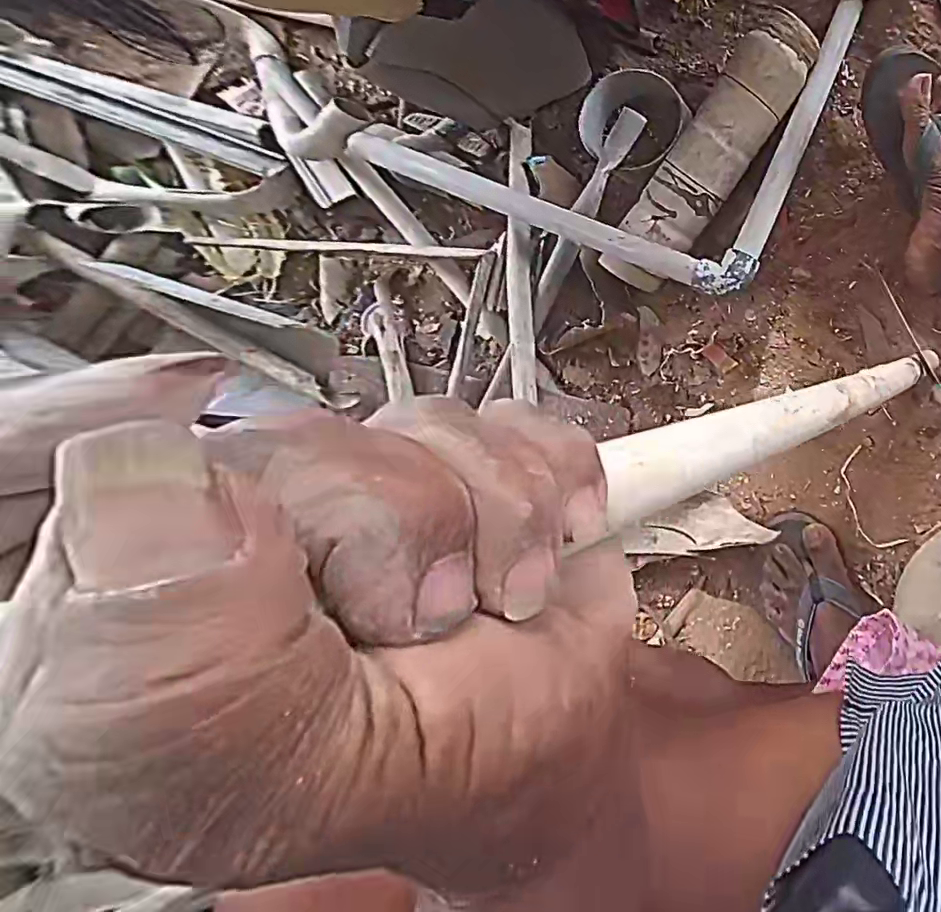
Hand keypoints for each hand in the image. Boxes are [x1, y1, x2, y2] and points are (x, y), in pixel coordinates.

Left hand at [0, 369, 634, 898]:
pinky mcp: (492, 464)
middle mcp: (270, 515)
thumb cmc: (403, 767)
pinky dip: (565, 482)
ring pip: (445, 424)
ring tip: (508, 595)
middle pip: (328, 438)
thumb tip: (138, 468)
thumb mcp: (261, 763)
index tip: (251, 472)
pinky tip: (556, 540)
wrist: (537, 743)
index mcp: (150, 588)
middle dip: (416, 529)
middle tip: (435, 616)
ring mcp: (394, 478)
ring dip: (512, 519)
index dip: (169, 444)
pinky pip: (532, 424)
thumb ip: (174, 645)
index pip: (124, 459)